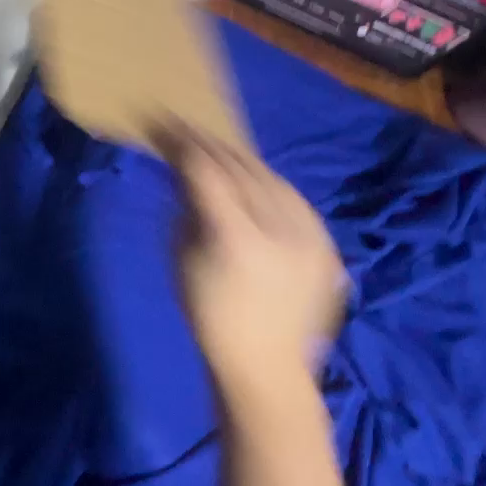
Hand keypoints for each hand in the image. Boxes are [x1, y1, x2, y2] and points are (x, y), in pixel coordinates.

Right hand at [155, 122, 344, 393]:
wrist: (265, 363)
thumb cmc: (207, 310)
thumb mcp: (182, 253)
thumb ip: (189, 206)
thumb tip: (186, 172)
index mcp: (234, 236)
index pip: (205, 170)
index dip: (180, 142)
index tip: (159, 122)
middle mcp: (279, 231)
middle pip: (239, 168)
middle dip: (206, 143)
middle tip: (179, 124)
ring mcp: (310, 238)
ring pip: (270, 178)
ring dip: (237, 157)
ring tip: (212, 144)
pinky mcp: (326, 246)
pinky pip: (294, 199)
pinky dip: (268, 180)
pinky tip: (250, 175)